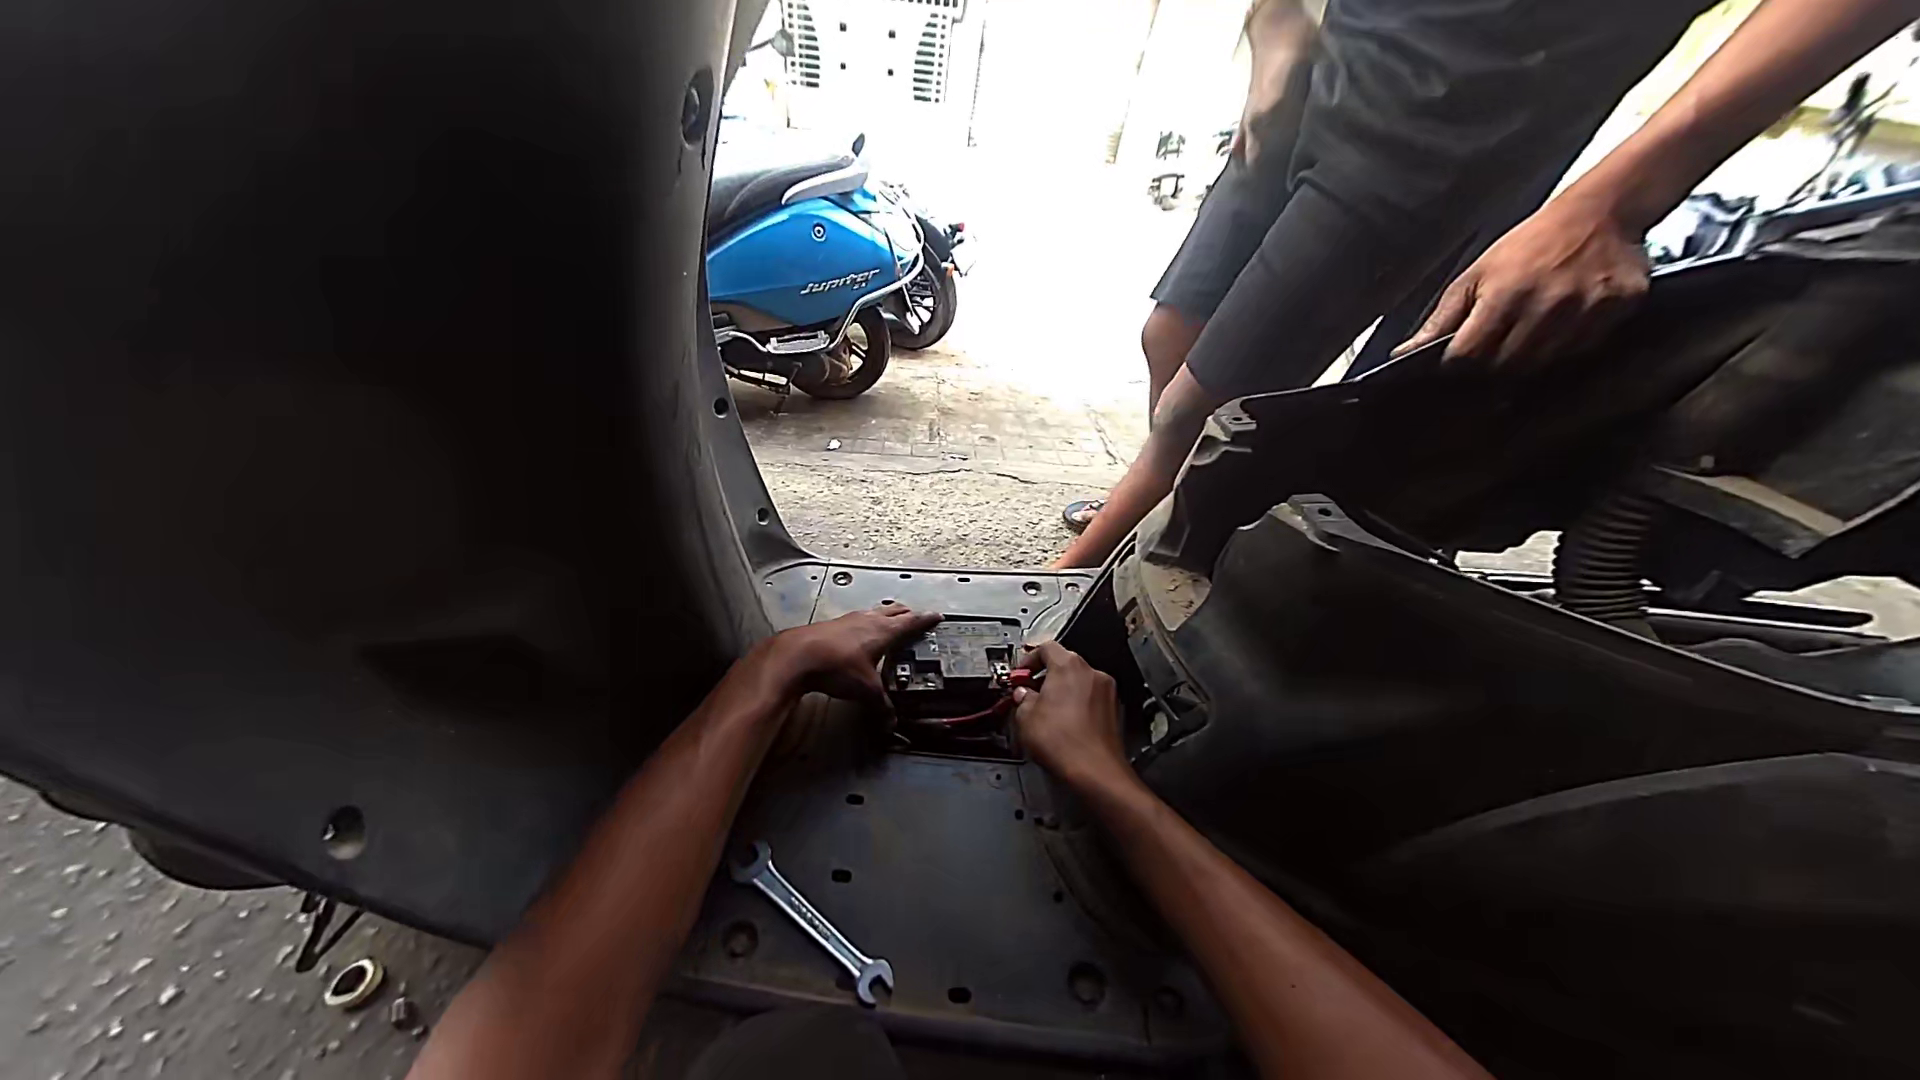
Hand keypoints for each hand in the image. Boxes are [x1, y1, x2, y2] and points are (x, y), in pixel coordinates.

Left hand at [766, 603, 940, 713]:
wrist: (796, 657)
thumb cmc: (835, 664)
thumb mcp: (866, 690)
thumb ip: (882, 706)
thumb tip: (890, 722)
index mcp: (884, 630)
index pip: (912, 622)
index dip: (926, 620)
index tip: (936, 616)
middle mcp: (867, 620)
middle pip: (893, 611)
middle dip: (906, 614)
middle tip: (914, 617)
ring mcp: (848, 620)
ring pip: (873, 613)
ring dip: (884, 616)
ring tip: (888, 622)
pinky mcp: (830, 626)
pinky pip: (854, 620)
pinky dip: (863, 624)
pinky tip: (857, 634)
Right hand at [1012, 642, 1129, 791]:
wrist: (1095, 771)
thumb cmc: (1065, 743)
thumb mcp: (1026, 717)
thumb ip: (1022, 698)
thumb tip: (1022, 696)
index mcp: (1068, 665)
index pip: (1046, 647)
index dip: (1028, 659)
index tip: (1020, 673)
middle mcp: (1091, 673)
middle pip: (1064, 663)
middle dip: (1044, 676)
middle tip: (1028, 692)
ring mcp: (1106, 691)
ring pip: (1078, 682)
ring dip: (1061, 691)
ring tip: (1045, 712)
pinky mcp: (1113, 710)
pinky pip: (1090, 699)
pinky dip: (1076, 705)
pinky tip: (1063, 725)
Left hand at [1394, 192, 1649, 365]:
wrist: (1602, 210)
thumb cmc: (1526, 246)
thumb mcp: (1473, 278)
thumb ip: (1440, 321)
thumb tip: (1405, 353)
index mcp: (1503, 297)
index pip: (1468, 355)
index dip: (1457, 365)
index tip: (1456, 362)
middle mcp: (1546, 305)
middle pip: (1505, 364)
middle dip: (1490, 366)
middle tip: (1490, 353)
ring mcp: (1585, 307)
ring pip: (1543, 363)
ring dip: (1526, 360)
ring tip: (1522, 339)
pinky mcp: (1619, 307)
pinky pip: (1583, 349)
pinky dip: (1564, 349)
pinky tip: (1556, 331)